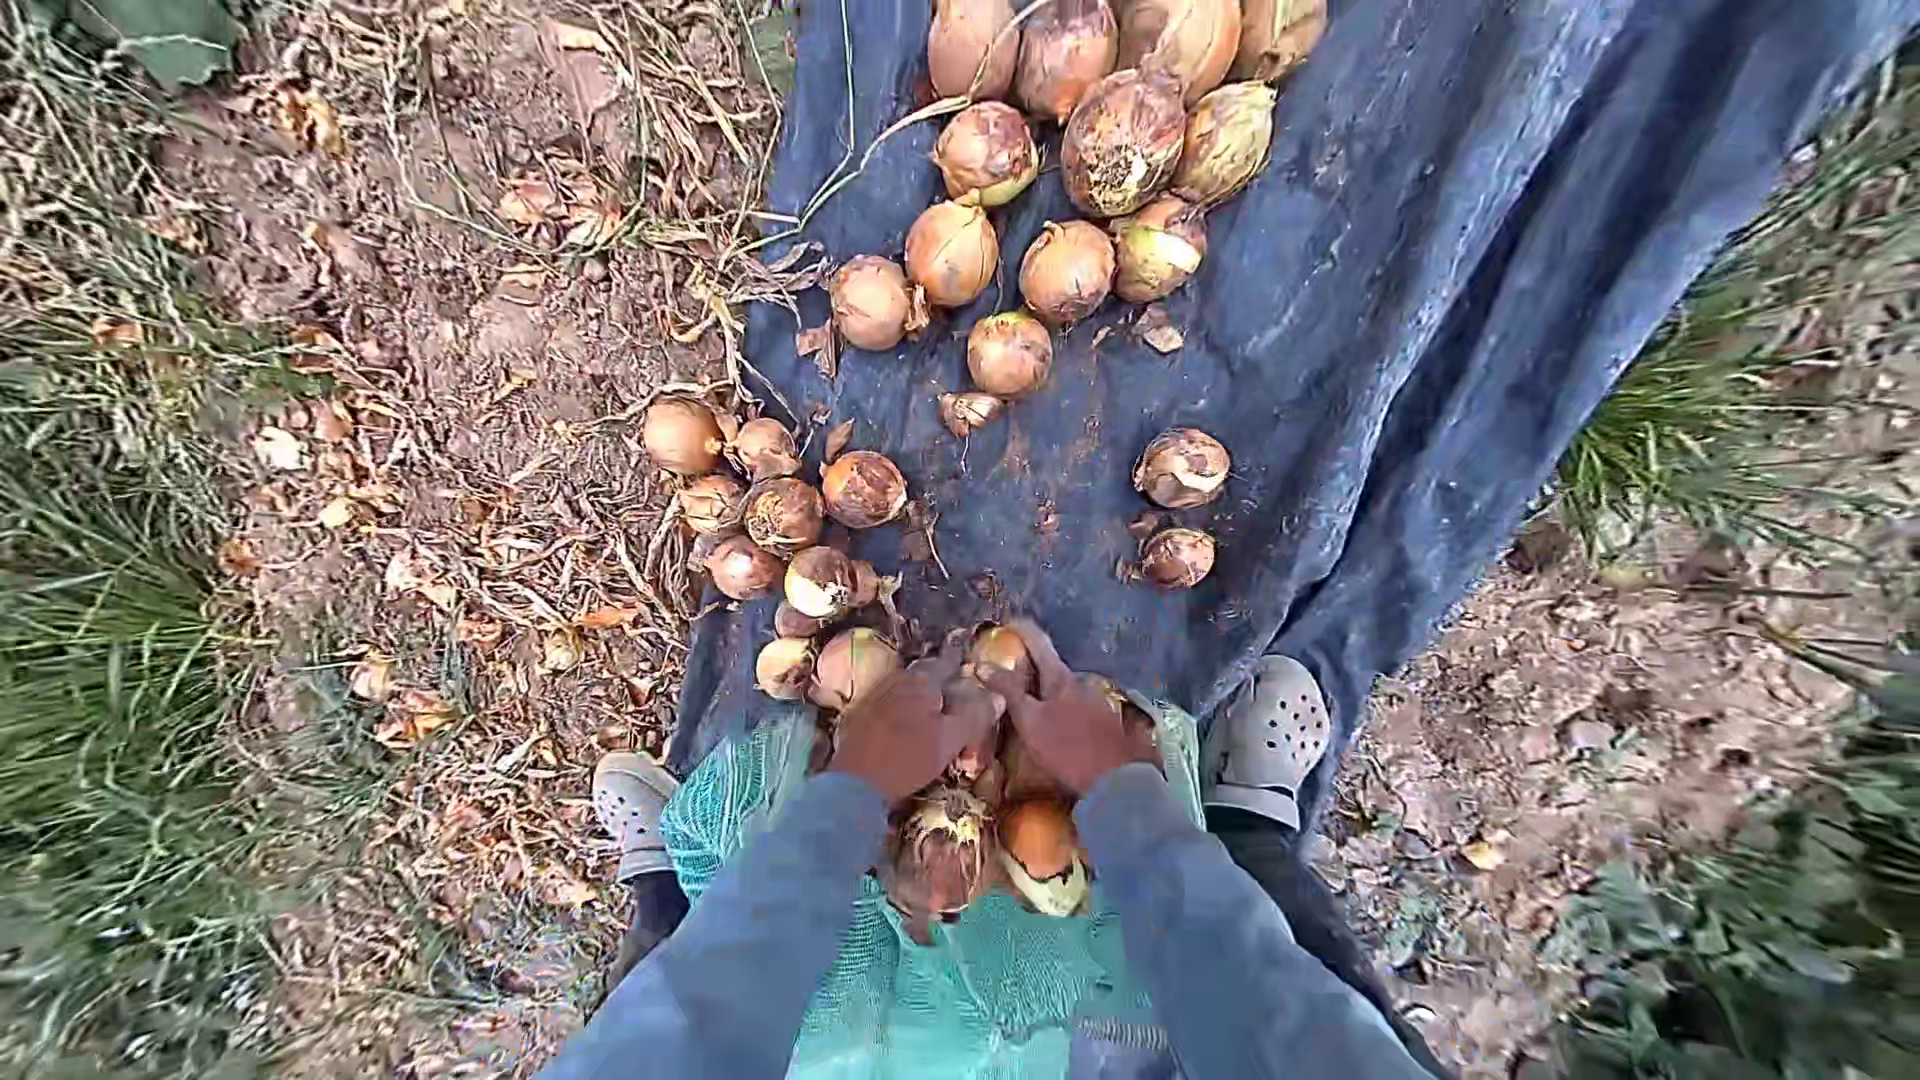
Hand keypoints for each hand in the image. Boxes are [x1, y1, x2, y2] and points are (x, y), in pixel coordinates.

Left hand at [830, 644, 995, 802]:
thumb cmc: (907, 759)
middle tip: (960, 697)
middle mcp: (897, 678)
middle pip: (927, 673)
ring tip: (938, 714)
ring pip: (909, 687)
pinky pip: (893, 701)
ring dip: (925, 697)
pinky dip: (906, 708)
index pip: (949, 660)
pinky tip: (911, 727)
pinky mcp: (863, 713)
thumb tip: (997, 696)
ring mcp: (877, 694)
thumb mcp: (950, 740)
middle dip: (944, 682)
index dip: (964, 664)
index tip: (975, 669)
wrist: (854, 784)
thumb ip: (975, 715)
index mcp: (921, 679)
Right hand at [979, 619, 1157, 794]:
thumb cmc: (1067, 748)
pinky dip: (1052, 702)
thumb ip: (1008, 691)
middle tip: (1004, 669)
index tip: (1004, 622)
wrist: (1115, 782)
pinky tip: (1045, 721)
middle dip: (1026, 662)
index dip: (1020, 627)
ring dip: (1039, 686)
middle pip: (1047, 663)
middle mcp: (1078, 681)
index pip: (1037, 639)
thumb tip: (983, 665)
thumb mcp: (1030, 721)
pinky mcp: (1099, 719)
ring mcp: (1092, 699)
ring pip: (1058, 685)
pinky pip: (1068, 702)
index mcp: (1060, 676)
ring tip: (1020, 699)